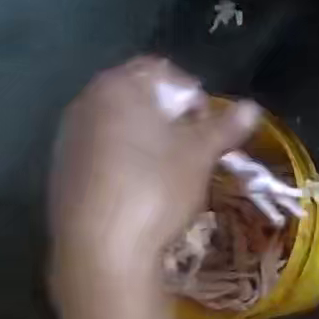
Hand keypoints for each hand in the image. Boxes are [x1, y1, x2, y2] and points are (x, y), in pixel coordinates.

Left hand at [49, 56, 257, 300]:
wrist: (102, 248)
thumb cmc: (156, 189)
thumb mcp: (201, 155)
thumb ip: (226, 126)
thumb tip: (253, 107)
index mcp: (119, 87)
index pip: (162, 70)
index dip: (193, 94)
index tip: (210, 125)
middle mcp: (87, 101)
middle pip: (140, 95)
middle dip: (173, 116)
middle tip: (198, 147)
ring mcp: (70, 135)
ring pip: (123, 123)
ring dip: (153, 138)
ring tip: (175, 170)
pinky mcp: (65, 166)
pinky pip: (106, 148)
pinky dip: (130, 158)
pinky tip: (146, 188)